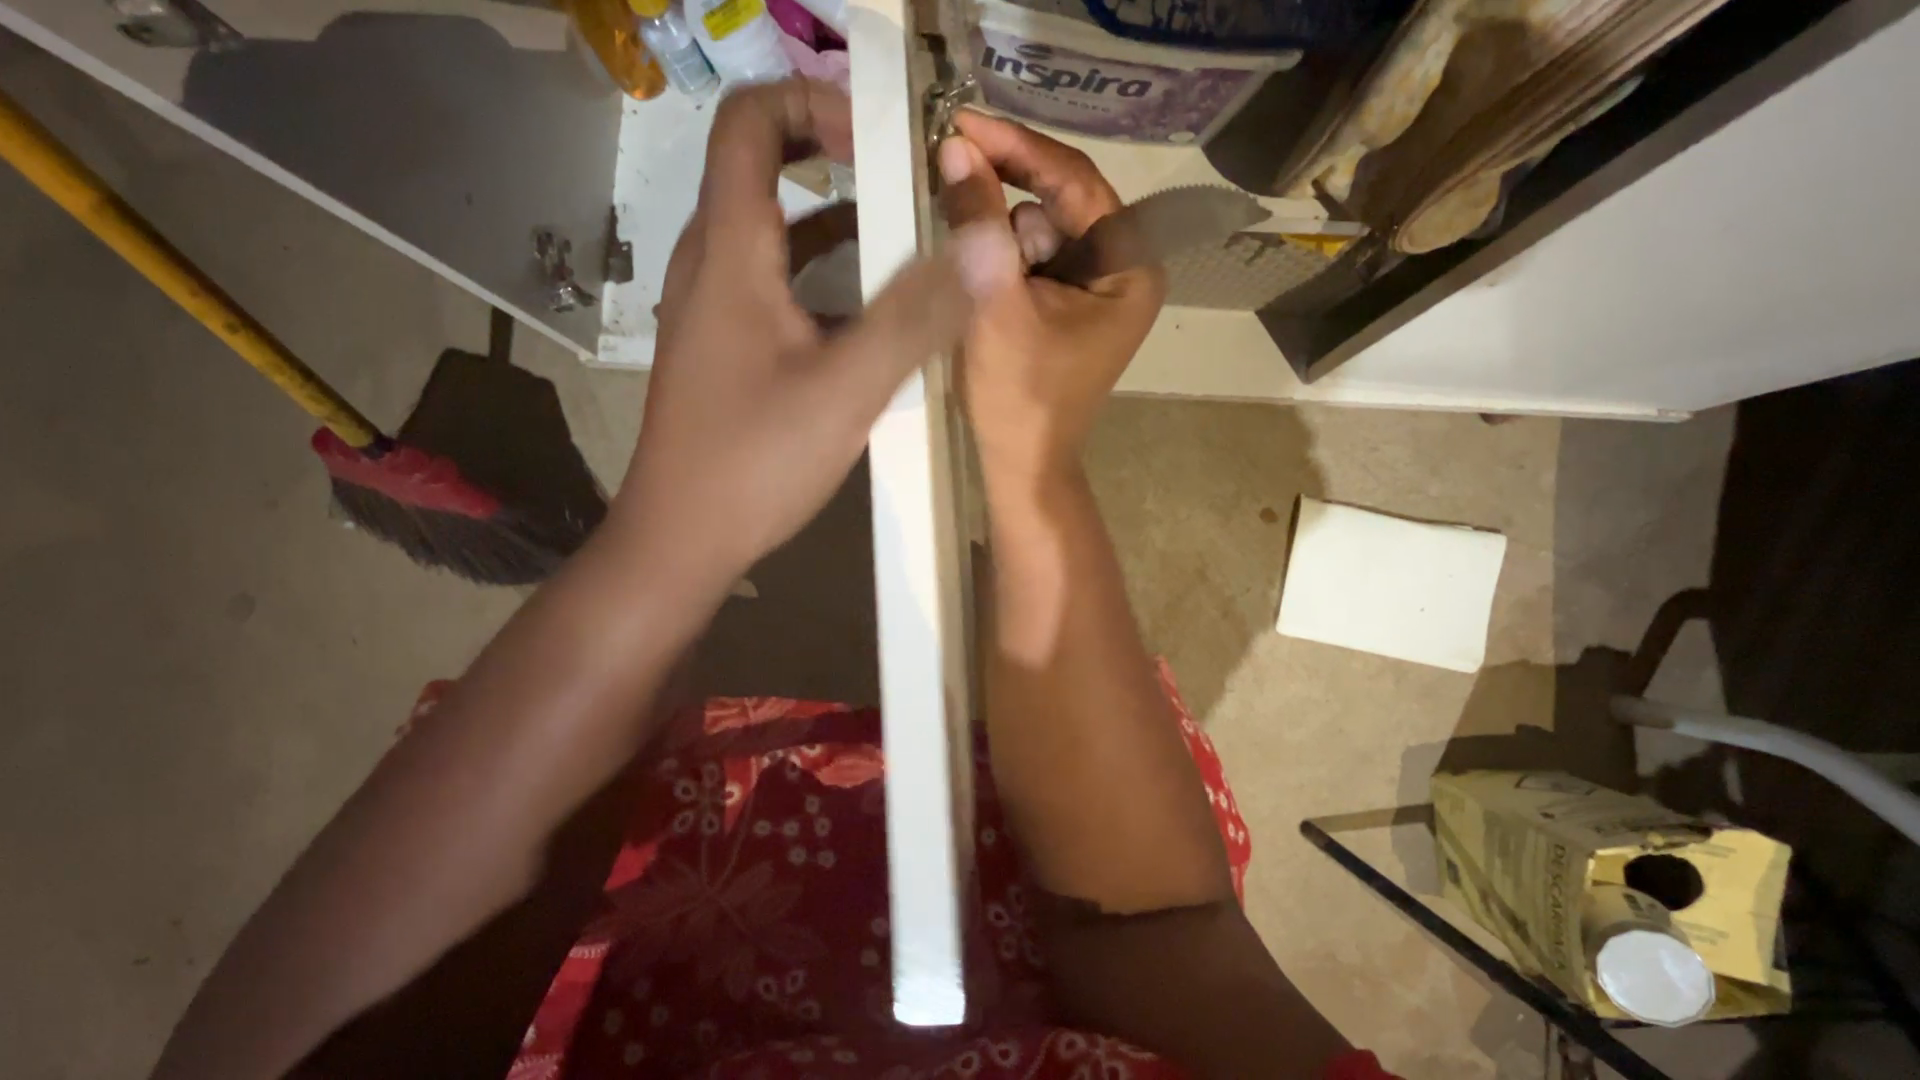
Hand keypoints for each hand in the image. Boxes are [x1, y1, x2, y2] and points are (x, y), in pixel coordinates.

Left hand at [611, 80, 1007, 590]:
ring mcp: (711, 306)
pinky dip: (819, 270)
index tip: (881, 138)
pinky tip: (868, 311)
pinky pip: (771, 279)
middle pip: (759, 165)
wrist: (679, 540)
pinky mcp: (721, 346)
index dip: (813, 102)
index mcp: (731, 250)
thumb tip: (990, 242)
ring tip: (902, 234)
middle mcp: (711, 262)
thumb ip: (917, 313)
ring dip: (832, 215)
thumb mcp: (848, 388)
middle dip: (832, 152)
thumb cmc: (754, 461)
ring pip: (770, 228)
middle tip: (903, 177)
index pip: (749, 120)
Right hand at [937, 111, 1165, 485]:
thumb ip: (980, 225)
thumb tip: (956, 149)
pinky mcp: (1069, 302)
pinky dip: (1001, 248)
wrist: (1024, 465)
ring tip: (959, 231)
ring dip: (999, 221)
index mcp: (1129, 266)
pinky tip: (972, 255)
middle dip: (1006, 182)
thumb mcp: (996, 305)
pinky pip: (1034, 254)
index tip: (963, 124)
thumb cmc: (1020, 396)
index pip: (1076, 180)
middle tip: (949, 157)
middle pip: (1062, 198)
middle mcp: (1123, 266)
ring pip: (1043, 224)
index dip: (1019, 147)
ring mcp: (1097, 285)